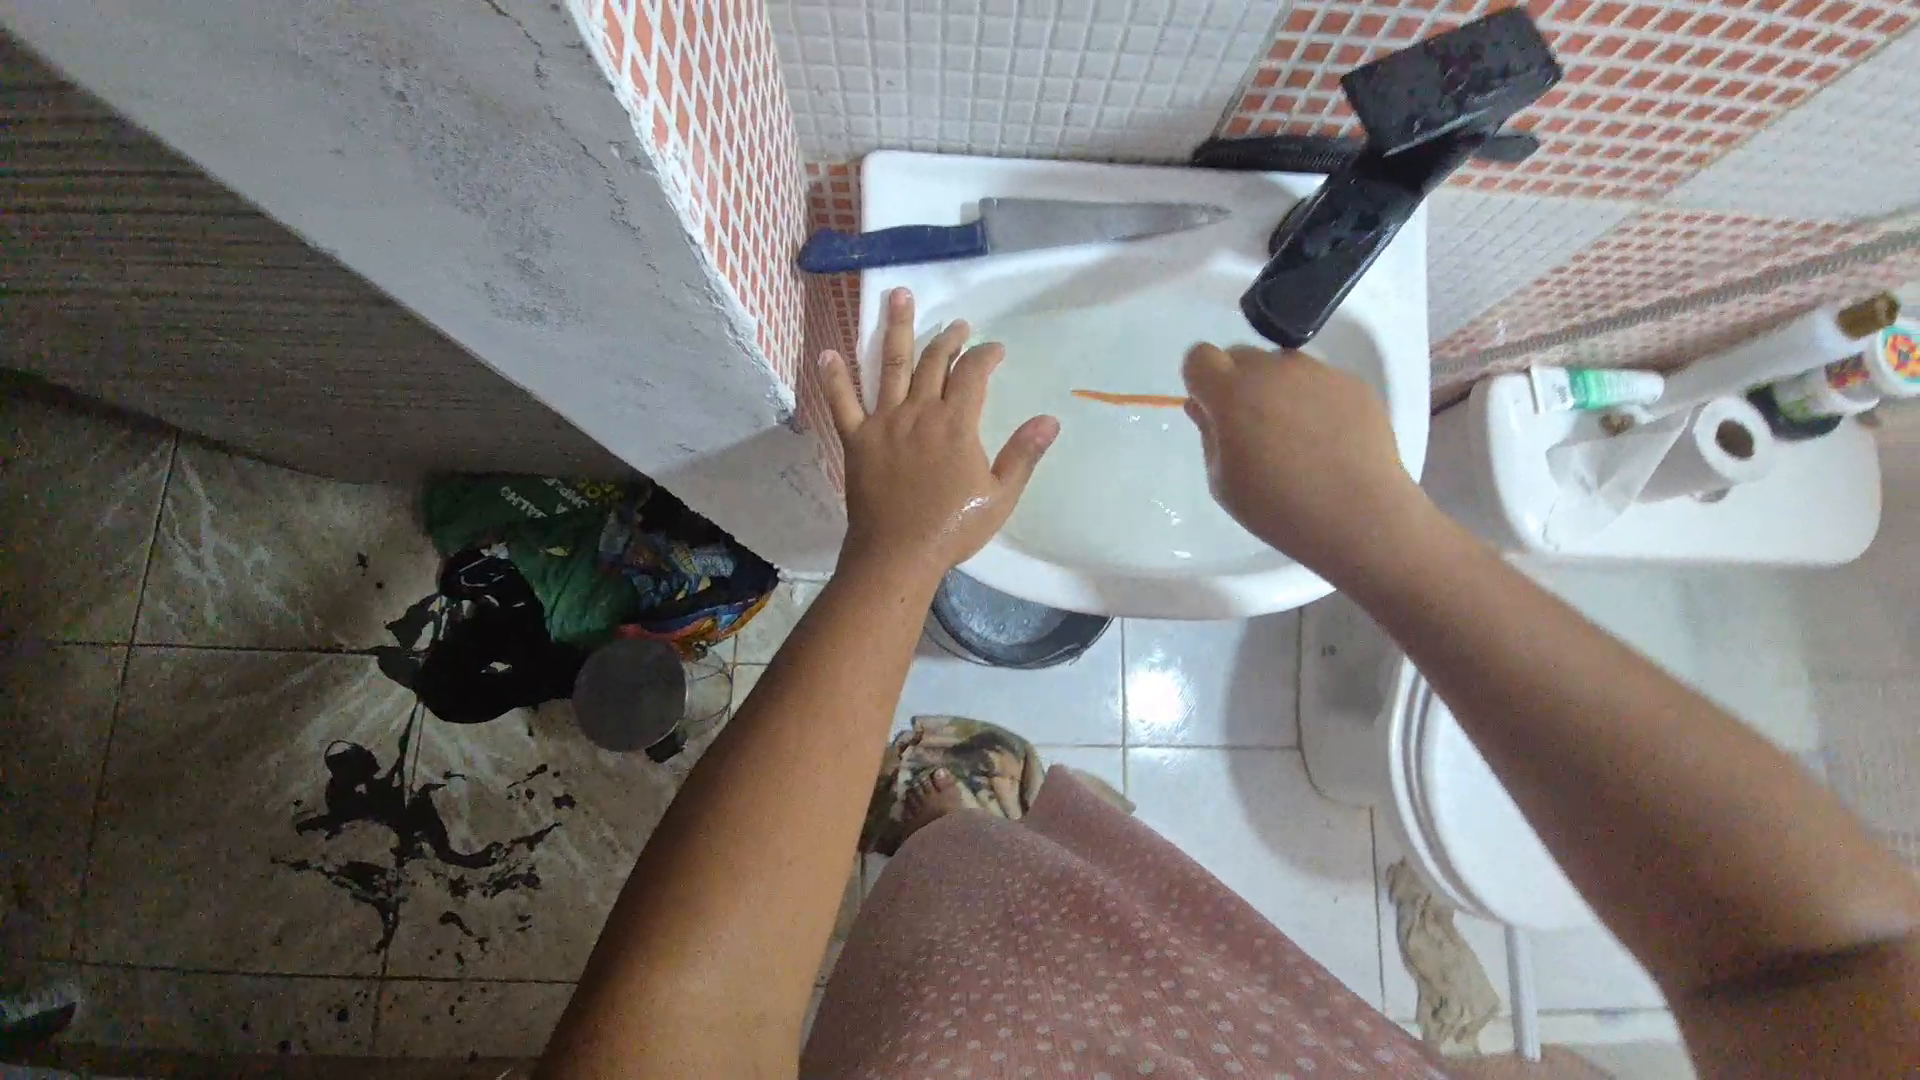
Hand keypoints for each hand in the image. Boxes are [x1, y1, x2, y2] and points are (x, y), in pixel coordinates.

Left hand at [820, 287, 1058, 578]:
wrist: (898, 553)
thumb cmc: (953, 528)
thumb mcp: (999, 496)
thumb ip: (1023, 455)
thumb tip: (1050, 420)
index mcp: (955, 424)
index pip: (973, 374)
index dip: (986, 355)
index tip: (995, 349)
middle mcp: (919, 412)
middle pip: (933, 362)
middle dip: (948, 338)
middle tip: (957, 325)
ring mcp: (884, 423)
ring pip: (890, 367)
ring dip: (897, 330)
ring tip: (899, 297)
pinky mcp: (856, 440)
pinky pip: (842, 403)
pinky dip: (834, 378)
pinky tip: (827, 353)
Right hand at [1181, 343, 1433, 579]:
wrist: (1359, 516)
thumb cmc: (1277, 507)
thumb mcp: (1222, 481)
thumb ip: (1208, 434)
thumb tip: (1203, 406)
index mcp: (1233, 394)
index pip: (1199, 356)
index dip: (1201, 380)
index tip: (1212, 409)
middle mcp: (1274, 370)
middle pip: (1241, 356)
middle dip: (1237, 383)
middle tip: (1251, 428)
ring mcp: (1318, 373)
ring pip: (1282, 366)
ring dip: (1276, 389)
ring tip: (1294, 437)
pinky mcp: (1352, 383)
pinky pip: (1319, 380)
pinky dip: (1313, 400)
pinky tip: (1325, 440)